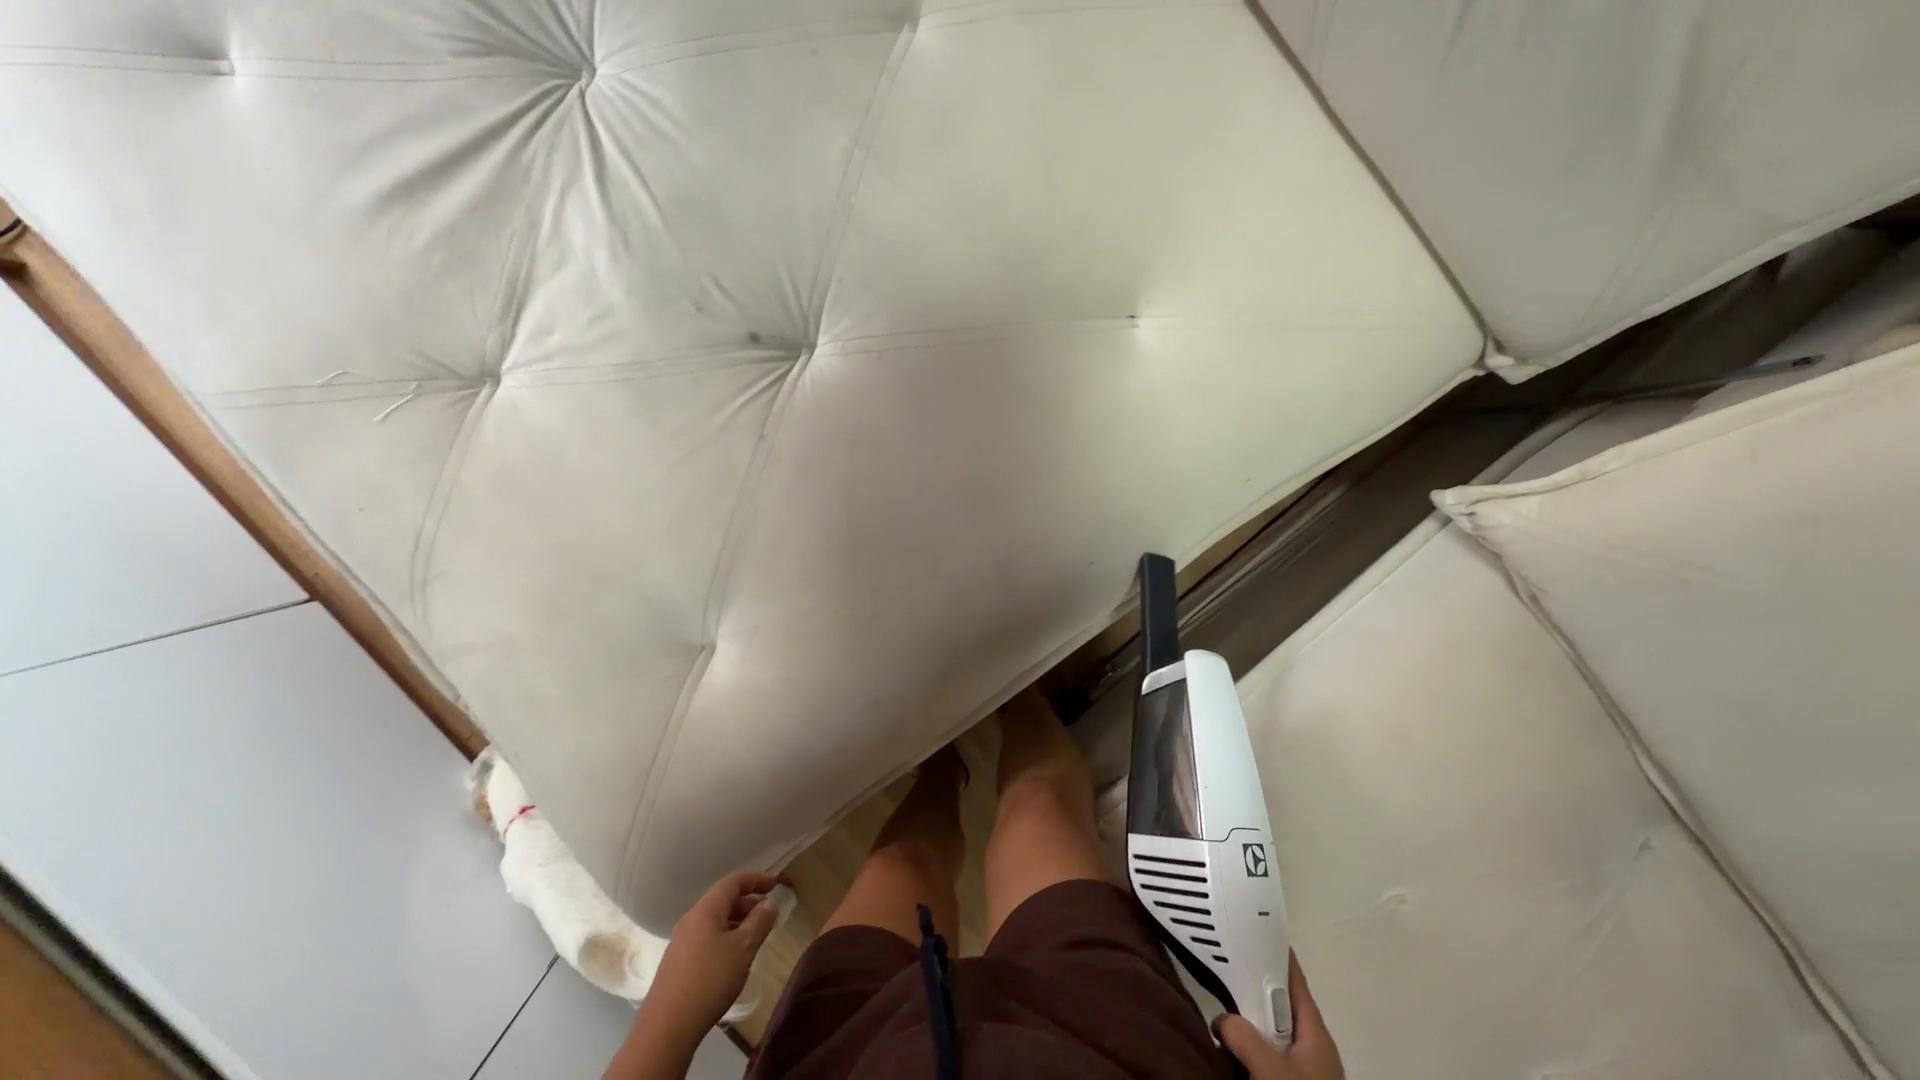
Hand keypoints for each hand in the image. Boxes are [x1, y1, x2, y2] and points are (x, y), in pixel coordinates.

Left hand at [647, 870, 783, 1031]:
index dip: (756, 880)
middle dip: (749, 904)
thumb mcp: (743, 948)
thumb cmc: (710, 979)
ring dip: (739, 924)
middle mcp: (691, 921)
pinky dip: (726, 940)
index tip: (776, 884)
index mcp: (705, 911)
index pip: (733, 882)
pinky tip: (735, 961)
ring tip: (757, 939)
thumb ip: (760, 921)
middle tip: (770, 917)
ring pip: (716, 922)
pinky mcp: (679, 963)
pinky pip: (708, 939)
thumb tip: (769, 902)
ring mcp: (682, 942)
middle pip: (723, 901)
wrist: (668, 1025)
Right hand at [1214, 954, 1342, 1079]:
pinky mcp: (1292, 1077)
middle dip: (1253, 988)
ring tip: (1220, 1006)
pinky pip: (1268, 1052)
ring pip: (1271, 1030)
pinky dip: (1249, 1044)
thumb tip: (1220, 1018)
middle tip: (1223, 968)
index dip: (1275, 955)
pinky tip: (1228, 1045)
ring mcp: (1303, 1063)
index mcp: (1315, 1030)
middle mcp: (1310, 1042)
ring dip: (1248, 1020)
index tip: (1251, 932)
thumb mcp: (1271, 1068)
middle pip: (1279, 1004)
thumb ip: (1244, 1038)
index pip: (1295, 980)